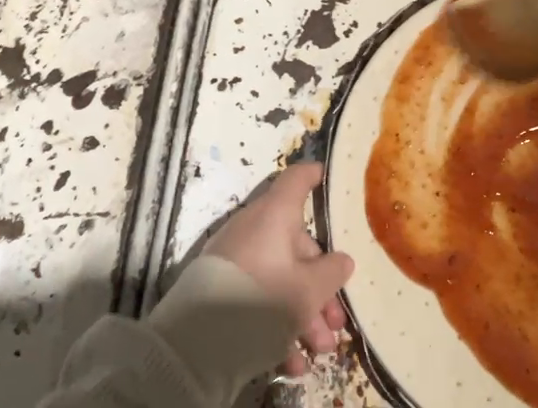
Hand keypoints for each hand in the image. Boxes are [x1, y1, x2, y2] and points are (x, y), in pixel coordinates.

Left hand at [203, 161, 354, 375]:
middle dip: (320, 286)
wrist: (195, 345)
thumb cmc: (262, 301)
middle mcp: (253, 230)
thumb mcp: (309, 291)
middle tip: (336, 321)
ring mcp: (233, 261)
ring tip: (319, 350)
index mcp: (274, 216)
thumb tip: (342, 260)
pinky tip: (292, 360)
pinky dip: (275, 326)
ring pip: (279, 279)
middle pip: (296, 246)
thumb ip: (332, 272)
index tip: (327, 177)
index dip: (314, 176)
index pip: (296, 180)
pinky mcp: (219, 292)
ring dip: (303, 314)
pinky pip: (256, 301)